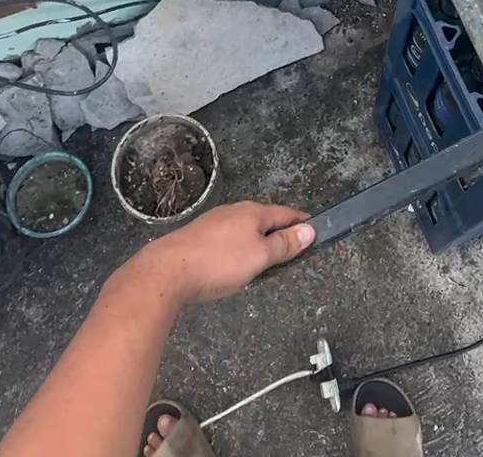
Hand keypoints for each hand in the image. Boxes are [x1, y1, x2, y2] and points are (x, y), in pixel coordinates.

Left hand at [128, 202, 314, 305]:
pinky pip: (228, 239)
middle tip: (291, 250)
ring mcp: (213, 223)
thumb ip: (285, 244)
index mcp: (252, 212)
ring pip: (244, 230)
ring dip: (257, 241)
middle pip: (264, 220)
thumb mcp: (259, 257)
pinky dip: (239, 248)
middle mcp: (233, 211)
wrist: (167, 271)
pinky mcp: (198, 237)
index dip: (301, 222)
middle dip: (278, 232)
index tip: (315, 229)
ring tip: (264, 260)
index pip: (285, 213)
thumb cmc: (219, 263)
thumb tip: (309, 230)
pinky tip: (234, 263)